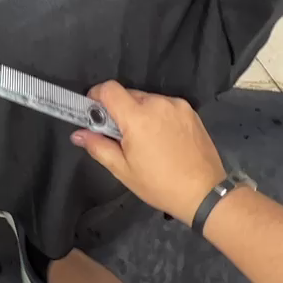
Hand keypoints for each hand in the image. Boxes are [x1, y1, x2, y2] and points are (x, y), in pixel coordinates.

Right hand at [74, 82, 227, 222]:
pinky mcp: (190, 111)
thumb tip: (77, 133)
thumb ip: (98, 146)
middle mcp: (157, 103)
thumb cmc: (159, 184)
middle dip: (119, 110)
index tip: (94, 112)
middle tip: (120, 136)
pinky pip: (164, 105)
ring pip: (147, 100)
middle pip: (128, 94)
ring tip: (145, 140)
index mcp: (138, 117)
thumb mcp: (123, 170)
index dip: (97, 96)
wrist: (205, 194)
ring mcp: (176, 105)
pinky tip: (163, 139)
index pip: (109, 89)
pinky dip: (157, 116)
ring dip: (139, 113)